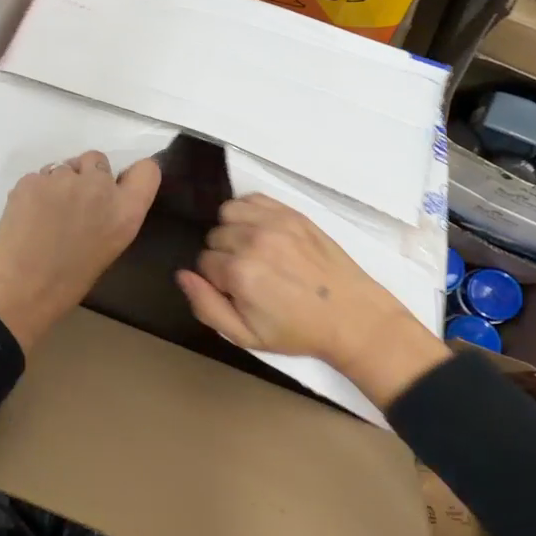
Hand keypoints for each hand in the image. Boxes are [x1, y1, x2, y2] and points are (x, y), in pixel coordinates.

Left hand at [0, 151, 161, 352]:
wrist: (22, 287)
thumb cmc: (70, 280)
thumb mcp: (110, 247)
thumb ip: (113, 214)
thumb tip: (100, 198)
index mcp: (126, 211)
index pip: (147, 169)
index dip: (132, 174)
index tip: (118, 184)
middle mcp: (100, 186)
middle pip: (98, 159)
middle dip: (87, 175)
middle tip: (73, 204)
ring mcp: (64, 178)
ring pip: (64, 166)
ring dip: (59, 183)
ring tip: (46, 214)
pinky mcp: (33, 178)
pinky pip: (39, 176)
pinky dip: (35, 191)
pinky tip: (28, 215)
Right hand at [176, 193, 449, 407]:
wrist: (352, 317)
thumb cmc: (296, 331)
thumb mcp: (245, 336)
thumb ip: (206, 306)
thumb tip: (182, 275)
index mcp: (239, 273)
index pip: (202, 263)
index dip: (215, 280)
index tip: (237, 292)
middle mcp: (253, 241)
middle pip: (213, 237)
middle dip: (223, 256)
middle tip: (248, 276)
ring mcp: (274, 223)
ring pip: (227, 214)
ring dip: (232, 231)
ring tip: (252, 251)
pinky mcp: (292, 213)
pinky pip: (251, 198)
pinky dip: (248, 212)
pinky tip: (260, 232)